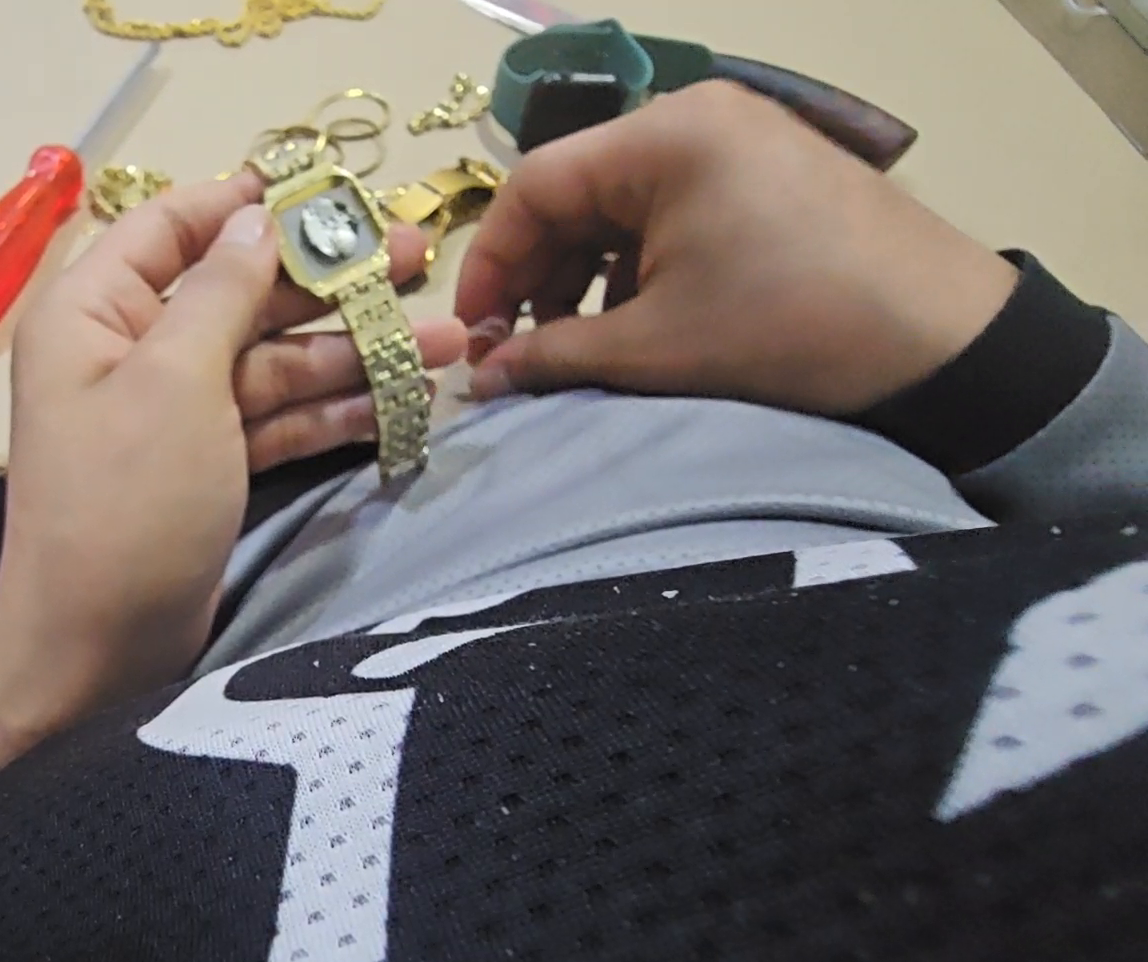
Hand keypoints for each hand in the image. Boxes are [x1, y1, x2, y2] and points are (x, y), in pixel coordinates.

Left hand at [0, 174, 465, 766]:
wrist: (96, 650)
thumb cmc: (126, 504)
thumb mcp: (173, 383)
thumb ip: (219, 294)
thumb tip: (255, 220)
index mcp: (94, 314)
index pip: (170, 228)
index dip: (244, 205)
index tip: (324, 193)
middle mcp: (130, 354)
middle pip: (236, 297)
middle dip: (324, 283)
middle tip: (418, 259)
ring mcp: (173, 416)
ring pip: (267, 365)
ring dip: (348, 354)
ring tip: (442, 339)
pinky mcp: (207, 468)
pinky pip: (273, 424)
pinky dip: (329, 415)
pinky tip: (399, 404)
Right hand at [457, 82, 1018, 414]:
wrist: (942, 346)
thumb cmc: (782, 329)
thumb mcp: (648, 347)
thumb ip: (546, 357)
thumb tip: (478, 381)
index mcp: (664, 141)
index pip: (532, 186)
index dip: (487, 262)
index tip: (473, 329)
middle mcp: (690, 125)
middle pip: (566, 196)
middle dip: (527, 276)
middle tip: (509, 346)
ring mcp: (725, 148)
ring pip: (604, 212)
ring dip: (568, 279)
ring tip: (563, 340)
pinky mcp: (747, 181)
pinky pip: (650, 220)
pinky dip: (616, 273)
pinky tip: (619, 321)